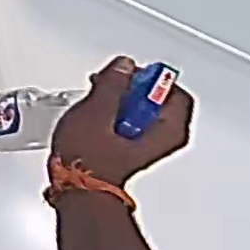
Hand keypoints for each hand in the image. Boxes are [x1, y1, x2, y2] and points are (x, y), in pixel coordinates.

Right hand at [51, 55, 193, 185]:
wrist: (78, 183)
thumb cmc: (89, 156)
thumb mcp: (95, 113)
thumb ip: (111, 86)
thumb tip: (124, 66)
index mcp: (167, 130)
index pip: (172, 92)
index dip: (147, 78)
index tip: (123, 74)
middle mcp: (165, 137)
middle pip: (159, 99)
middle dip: (132, 87)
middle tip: (106, 84)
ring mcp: (149, 142)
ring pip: (143, 108)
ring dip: (120, 98)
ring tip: (95, 100)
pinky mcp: (131, 145)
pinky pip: (131, 118)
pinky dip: (115, 111)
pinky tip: (94, 114)